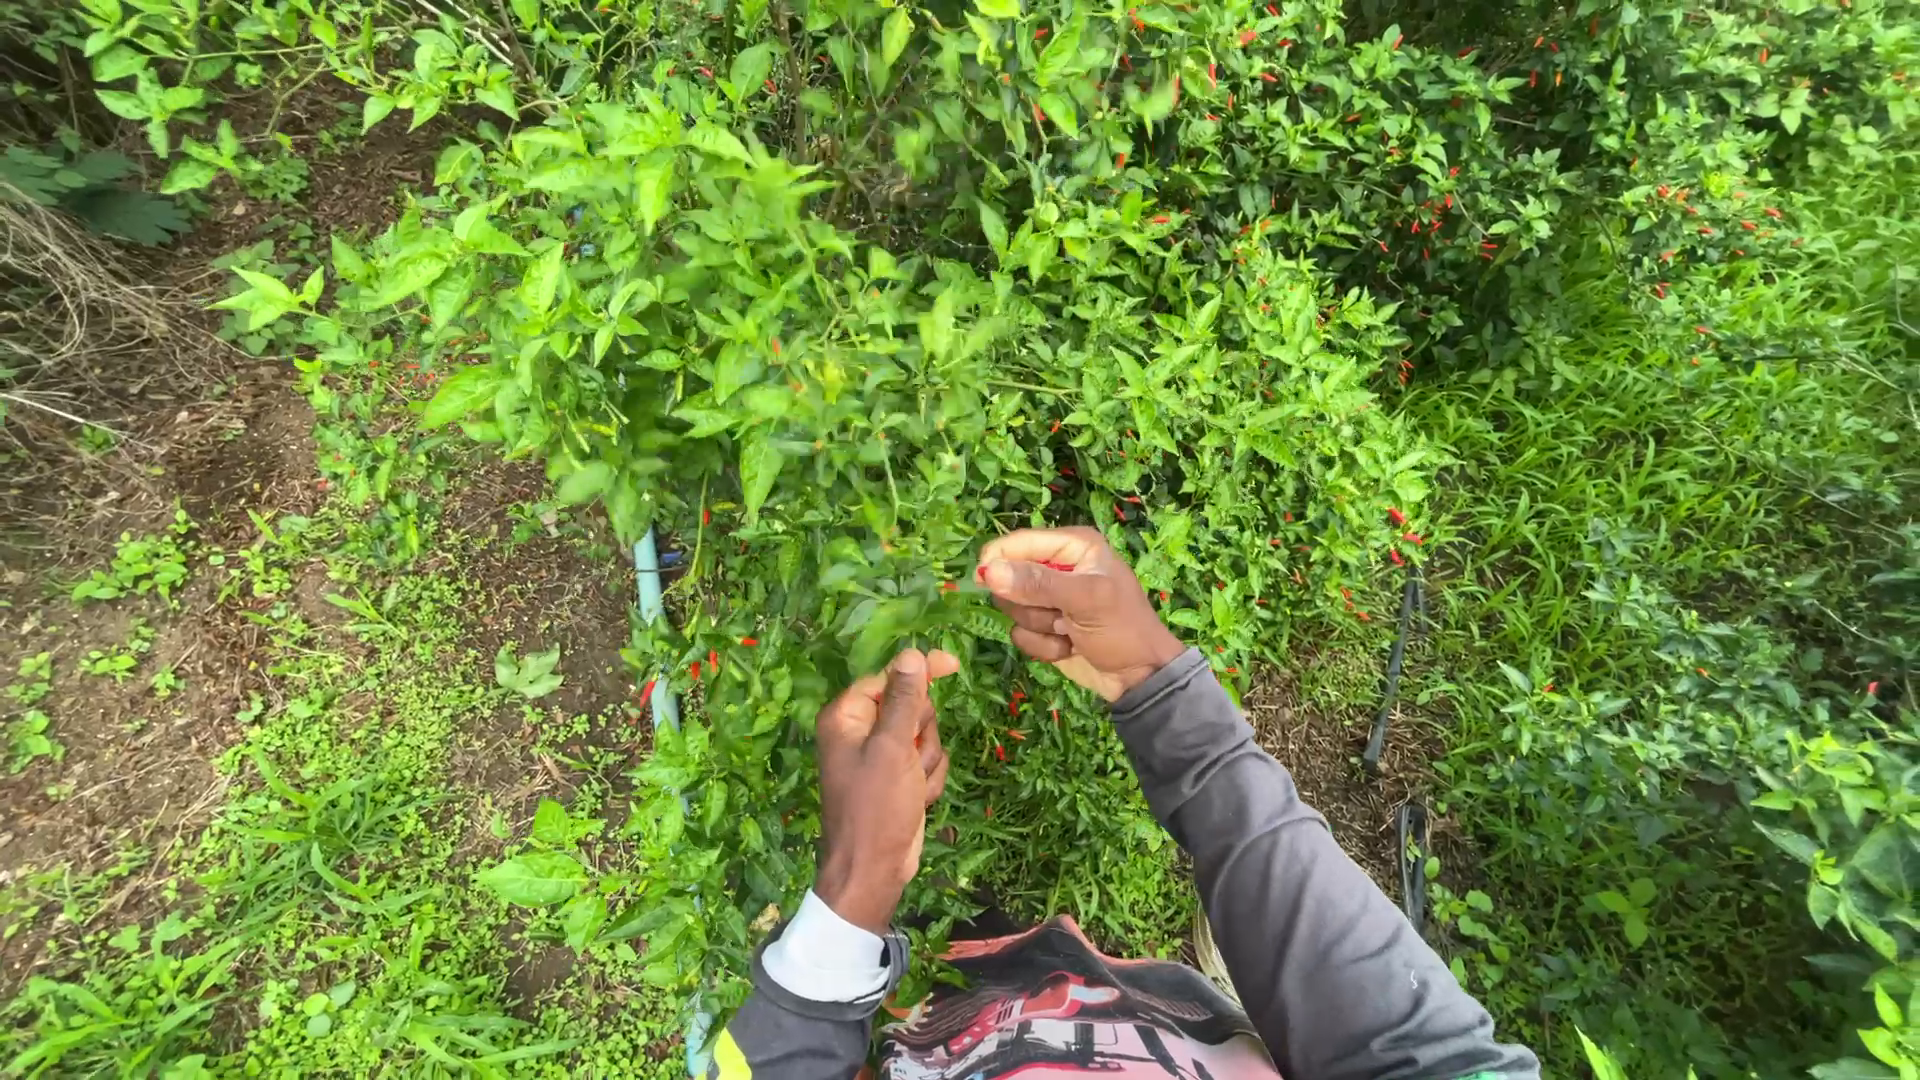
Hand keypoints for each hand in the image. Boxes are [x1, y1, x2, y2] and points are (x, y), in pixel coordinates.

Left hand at [814, 647, 959, 934]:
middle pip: (912, 706)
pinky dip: (928, 779)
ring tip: (911, 787)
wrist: (874, 872)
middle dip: (921, 733)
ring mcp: (881, 754)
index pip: (890, 677)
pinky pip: (927, 760)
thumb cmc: (876, 808)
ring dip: (926, 760)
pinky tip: (916, 799)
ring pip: (925, 734)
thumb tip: (911, 653)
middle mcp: (860, 730)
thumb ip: (904, 699)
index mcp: (847, 716)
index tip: (952, 665)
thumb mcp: (892, 748)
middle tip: (910, 759)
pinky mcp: (898, 775)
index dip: (920, 673)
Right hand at [978, 527, 1184, 701]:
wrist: (1140, 678)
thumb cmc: (1122, 629)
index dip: (999, 559)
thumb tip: (989, 571)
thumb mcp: (1085, 600)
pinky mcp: (1043, 627)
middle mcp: (1058, 567)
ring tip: (1070, 630)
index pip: (1020, 542)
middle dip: (1031, 602)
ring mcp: (1049, 599)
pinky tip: (1069, 646)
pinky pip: (1020, 633)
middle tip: (1059, 613)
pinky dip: (1044, 645)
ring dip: (1040, 626)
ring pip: (1012, 608)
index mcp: (1073, 546)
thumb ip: (1038, 584)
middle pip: (1010, 577)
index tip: (984, 579)